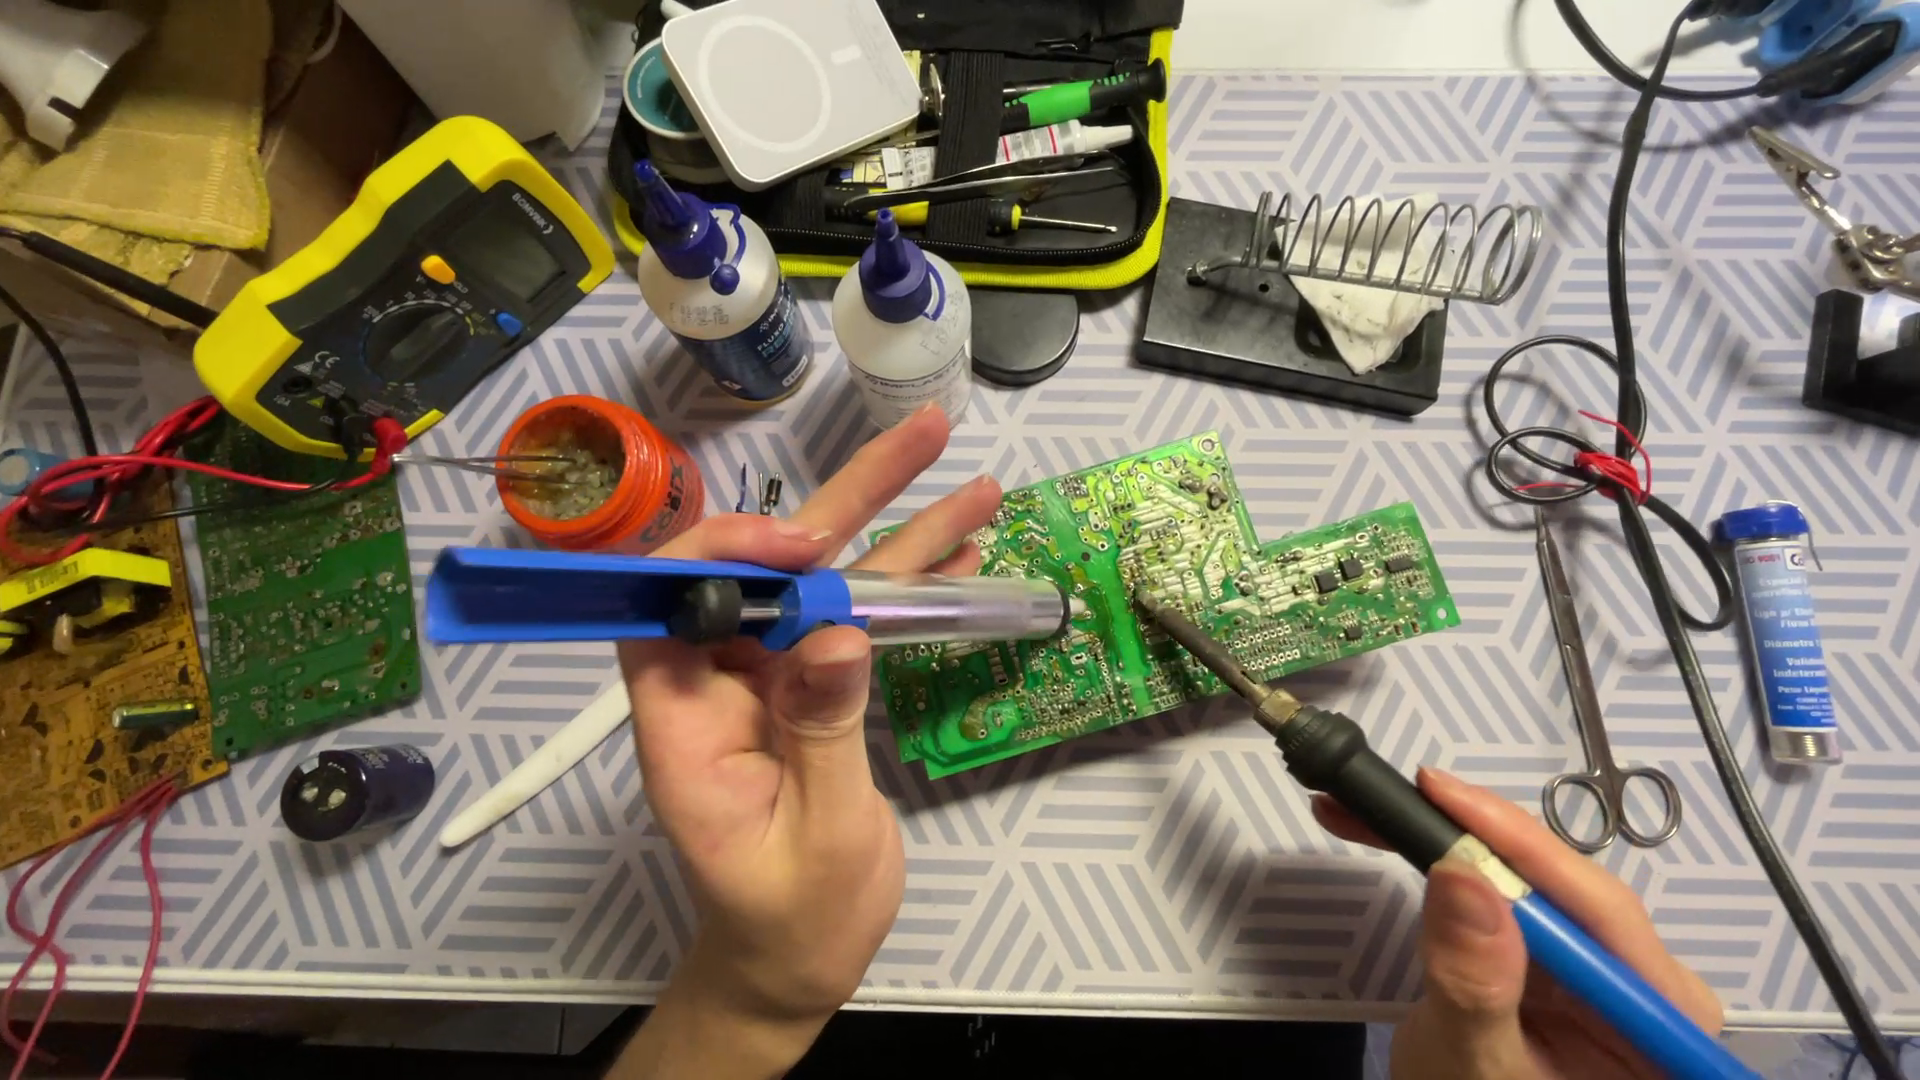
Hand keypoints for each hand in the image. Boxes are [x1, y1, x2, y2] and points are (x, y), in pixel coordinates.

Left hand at [612, 405, 1000, 1077]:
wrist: (798, 956)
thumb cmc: (793, 918)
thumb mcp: (819, 836)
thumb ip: (823, 731)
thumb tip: (837, 631)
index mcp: (689, 722)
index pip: (671, 607)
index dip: (726, 552)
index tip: (807, 539)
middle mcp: (729, 681)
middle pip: (775, 568)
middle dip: (848, 498)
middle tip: (924, 437)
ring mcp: (780, 678)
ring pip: (833, 584)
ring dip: (900, 531)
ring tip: (972, 485)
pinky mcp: (820, 686)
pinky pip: (862, 622)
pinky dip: (912, 587)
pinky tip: (963, 556)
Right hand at [1313, 768, 1722, 1079]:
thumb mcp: (1474, 1067)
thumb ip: (1475, 984)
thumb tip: (1461, 873)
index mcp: (1663, 1028)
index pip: (1600, 912)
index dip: (1520, 844)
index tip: (1439, 794)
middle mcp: (1640, 987)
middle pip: (1556, 883)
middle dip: (1467, 832)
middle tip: (1390, 791)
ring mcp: (1588, 969)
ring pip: (1515, 877)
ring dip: (1436, 837)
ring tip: (1360, 808)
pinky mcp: (1540, 957)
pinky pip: (1488, 892)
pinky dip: (1430, 860)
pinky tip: (1374, 830)